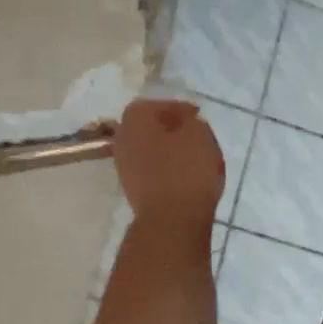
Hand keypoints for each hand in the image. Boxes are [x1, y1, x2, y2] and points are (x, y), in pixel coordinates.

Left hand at [112, 100, 223, 226]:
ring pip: (150, 148)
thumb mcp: (200, 135)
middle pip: (150, 127)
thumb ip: (192, 121)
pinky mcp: (132, 187)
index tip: (198, 116)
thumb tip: (185, 122)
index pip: (157, 104)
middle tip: (194, 135)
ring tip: (192, 157)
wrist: (171, 218)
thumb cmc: (187, 170)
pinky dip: (166, 167)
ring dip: (168, 150)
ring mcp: (124, 164)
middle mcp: (122, 136)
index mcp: (135, 118)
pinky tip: (184, 174)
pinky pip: (151, 168)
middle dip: (171, 129)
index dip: (179, 108)